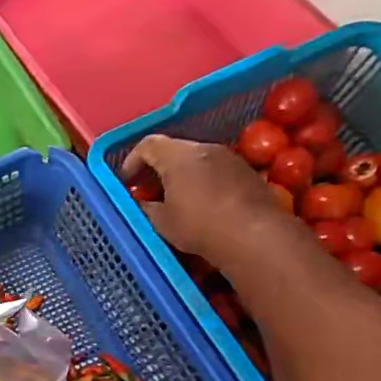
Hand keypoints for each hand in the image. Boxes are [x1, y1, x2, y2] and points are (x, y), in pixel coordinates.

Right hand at [124, 135, 305, 266]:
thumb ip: (146, 207)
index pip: (148, 145)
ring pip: (197, 160)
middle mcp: (205, 149)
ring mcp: (230, 158)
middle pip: (174, 150)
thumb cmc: (199, 226)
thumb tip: (142, 203)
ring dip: (182, 175)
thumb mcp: (162, 222)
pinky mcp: (247, 173)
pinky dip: (204, 182)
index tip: (126, 181)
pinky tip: (203, 206)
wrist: (254, 236)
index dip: (132, 160)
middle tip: (148, 191)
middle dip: (157, 168)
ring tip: (175, 200)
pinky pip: (217, 171)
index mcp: (178, 156)